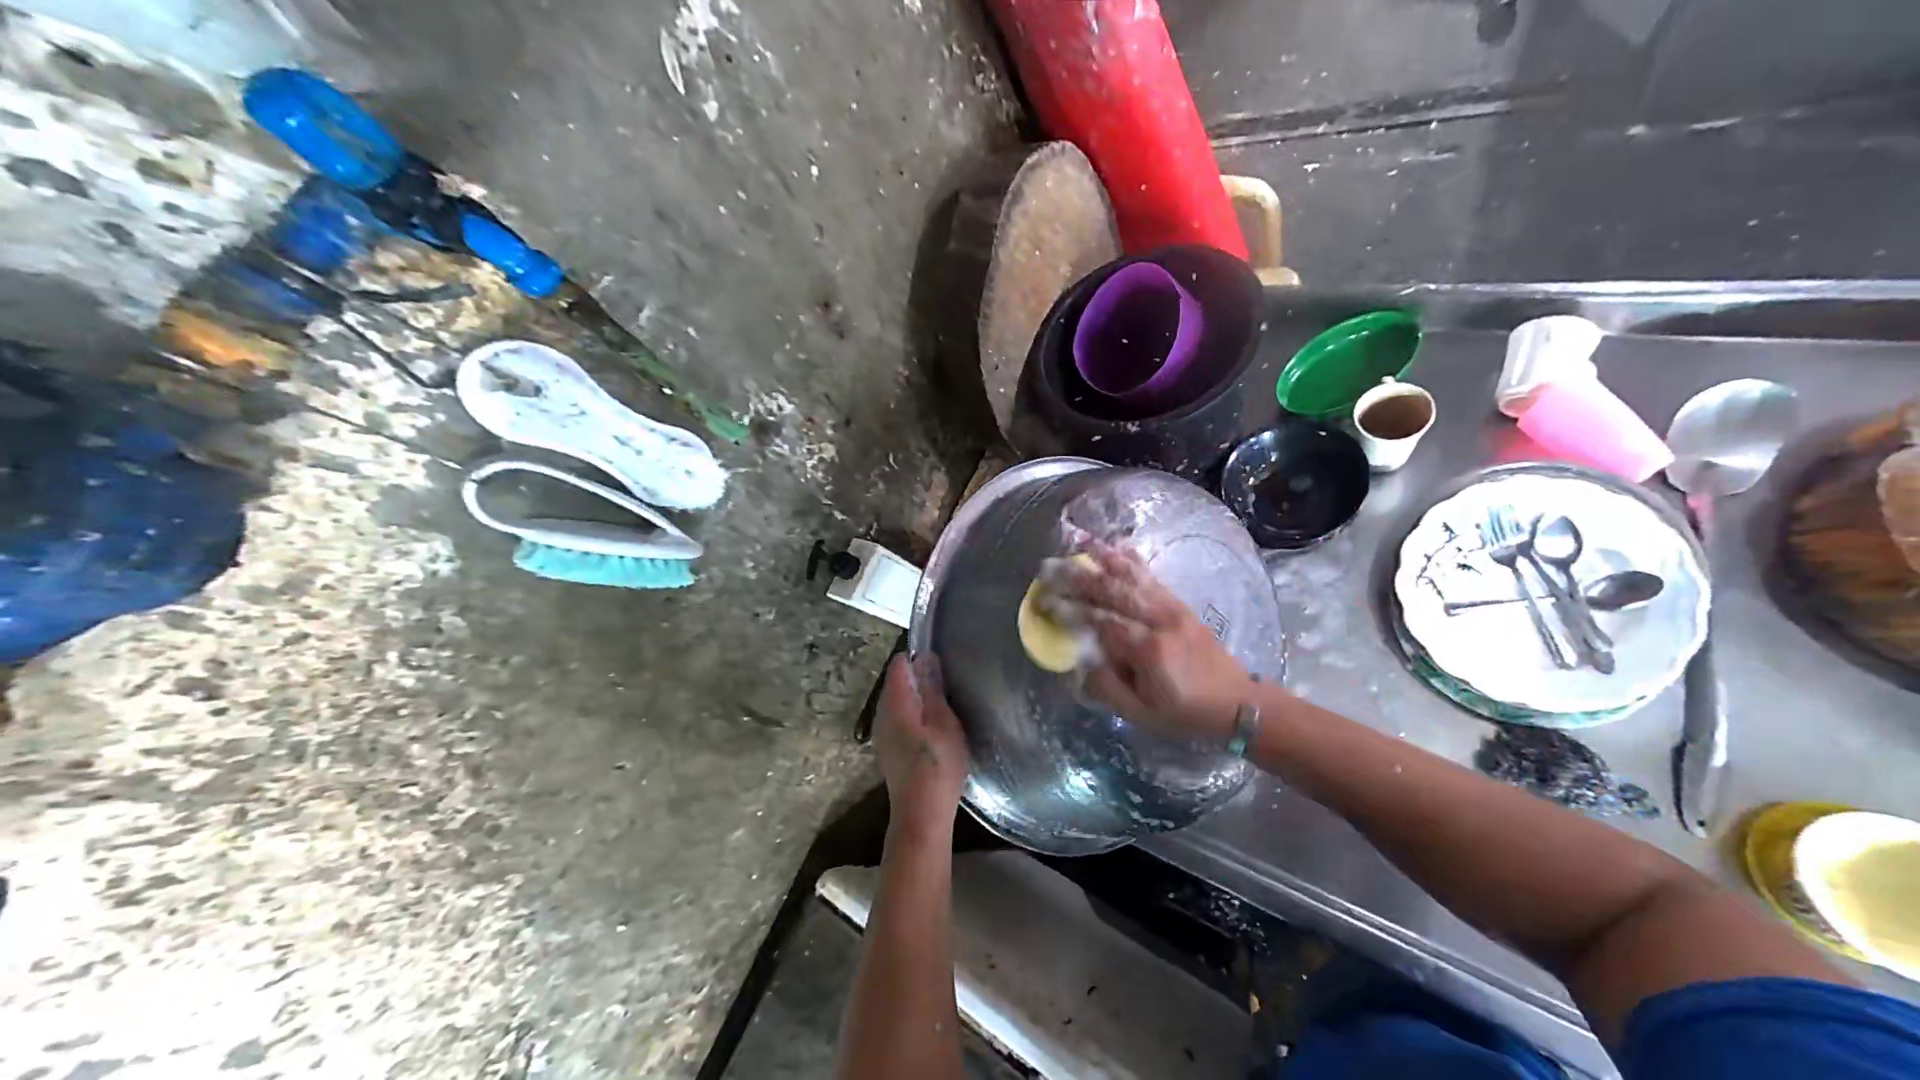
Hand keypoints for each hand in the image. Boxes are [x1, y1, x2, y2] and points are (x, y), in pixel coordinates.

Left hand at [875, 654, 969, 837]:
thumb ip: (932, 688)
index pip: (899, 665)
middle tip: (947, 677)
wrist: (921, 814)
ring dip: (917, 696)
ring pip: (897, 701)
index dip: (917, 656)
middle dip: (917, 675)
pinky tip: (931, 723)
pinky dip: (914, 713)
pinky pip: (899, 718)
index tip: (940, 656)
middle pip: (896, 682)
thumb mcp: (944, 721)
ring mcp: (882, 733)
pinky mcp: (888, 748)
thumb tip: (924, 657)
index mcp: (894, 702)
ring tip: (944, 699)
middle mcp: (882, 713)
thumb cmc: (937, 765)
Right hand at [1055, 545, 1256, 738]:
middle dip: (1078, 577)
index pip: (1099, 621)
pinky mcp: (1179, 605)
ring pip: (1132, 576)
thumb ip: (1107, 687)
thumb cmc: (1184, 712)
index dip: (1068, 608)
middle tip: (1050, 566)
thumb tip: (1079, 663)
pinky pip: (1152, 577)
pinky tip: (1118, 546)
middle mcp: (1158, 620)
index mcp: (1147, 648)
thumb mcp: (1141, 713)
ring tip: (1080, 540)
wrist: (1236, 703)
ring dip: (1104, 557)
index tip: (1043, 599)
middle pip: (1112, 591)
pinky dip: (1133, 560)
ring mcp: (1171, 608)